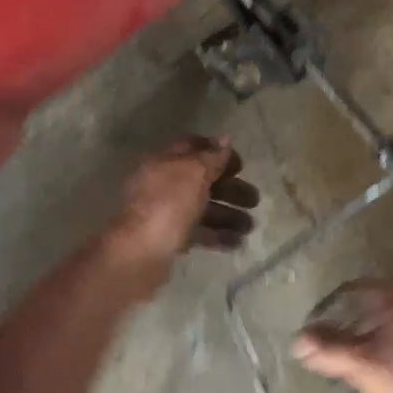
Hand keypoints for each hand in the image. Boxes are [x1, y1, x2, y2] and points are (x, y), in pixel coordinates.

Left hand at [107, 136, 259, 263]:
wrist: (138, 253)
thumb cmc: (168, 204)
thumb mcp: (194, 173)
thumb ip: (212, 157)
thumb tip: (224, 138)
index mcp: (166, 161)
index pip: (194, 147)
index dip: (218, 153)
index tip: (241, 165)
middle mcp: (164, 183)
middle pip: (201, 180)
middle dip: (230, 188)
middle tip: (254, 199)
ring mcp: (165, 212)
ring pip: (201, 208)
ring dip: (227, 214)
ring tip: (251, 226)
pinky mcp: (168, 239)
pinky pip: (197, 232)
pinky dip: (217, 235)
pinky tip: (238, 243)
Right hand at [292, 280, 392, 392]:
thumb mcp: (368, 368)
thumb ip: (332, 350)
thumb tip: (297, 339)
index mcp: (391, 293)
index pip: (350, 290)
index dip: (331, 311)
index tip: (318, 335)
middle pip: (375, 302)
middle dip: (357, 326)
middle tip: (345, 354)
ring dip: (383, 337)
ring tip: (374, 367)